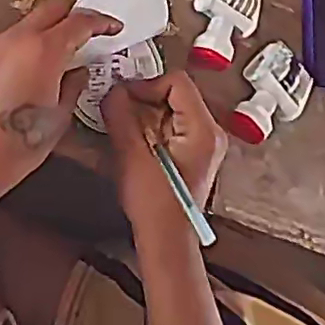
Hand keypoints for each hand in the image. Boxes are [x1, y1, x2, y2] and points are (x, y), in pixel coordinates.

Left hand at [0, 0, 121, 193]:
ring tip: (65, 55)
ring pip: (31, 22)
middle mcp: (16, 40)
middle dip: (75, 17)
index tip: (110, 27)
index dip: (100, 22)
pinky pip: (13, 39)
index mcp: (42, 50)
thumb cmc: (8, 148)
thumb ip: (73, 86)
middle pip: (53, 8)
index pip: (80, 20)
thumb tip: (78, 75)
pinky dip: (30, 44)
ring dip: (51, 30)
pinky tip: (38, 68)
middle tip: (91, 33)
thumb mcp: (58, 118)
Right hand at [102, 72, 227, 232]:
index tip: (124, 96)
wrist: (167, 242)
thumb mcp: (131, 154)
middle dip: (145, 98)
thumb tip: (113, 90)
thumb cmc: (154, 204)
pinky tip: (135, 139)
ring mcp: (205, 142)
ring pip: (172, 108)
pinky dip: (152, 125)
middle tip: (120, 109)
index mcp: (203, 128)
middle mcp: (211, 131)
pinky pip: (172, 124)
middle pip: (176, 93)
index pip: (176, 82)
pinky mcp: (194, 152)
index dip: (146, 85)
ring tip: (124, 125)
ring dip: (146, 112)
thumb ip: (121, 115)